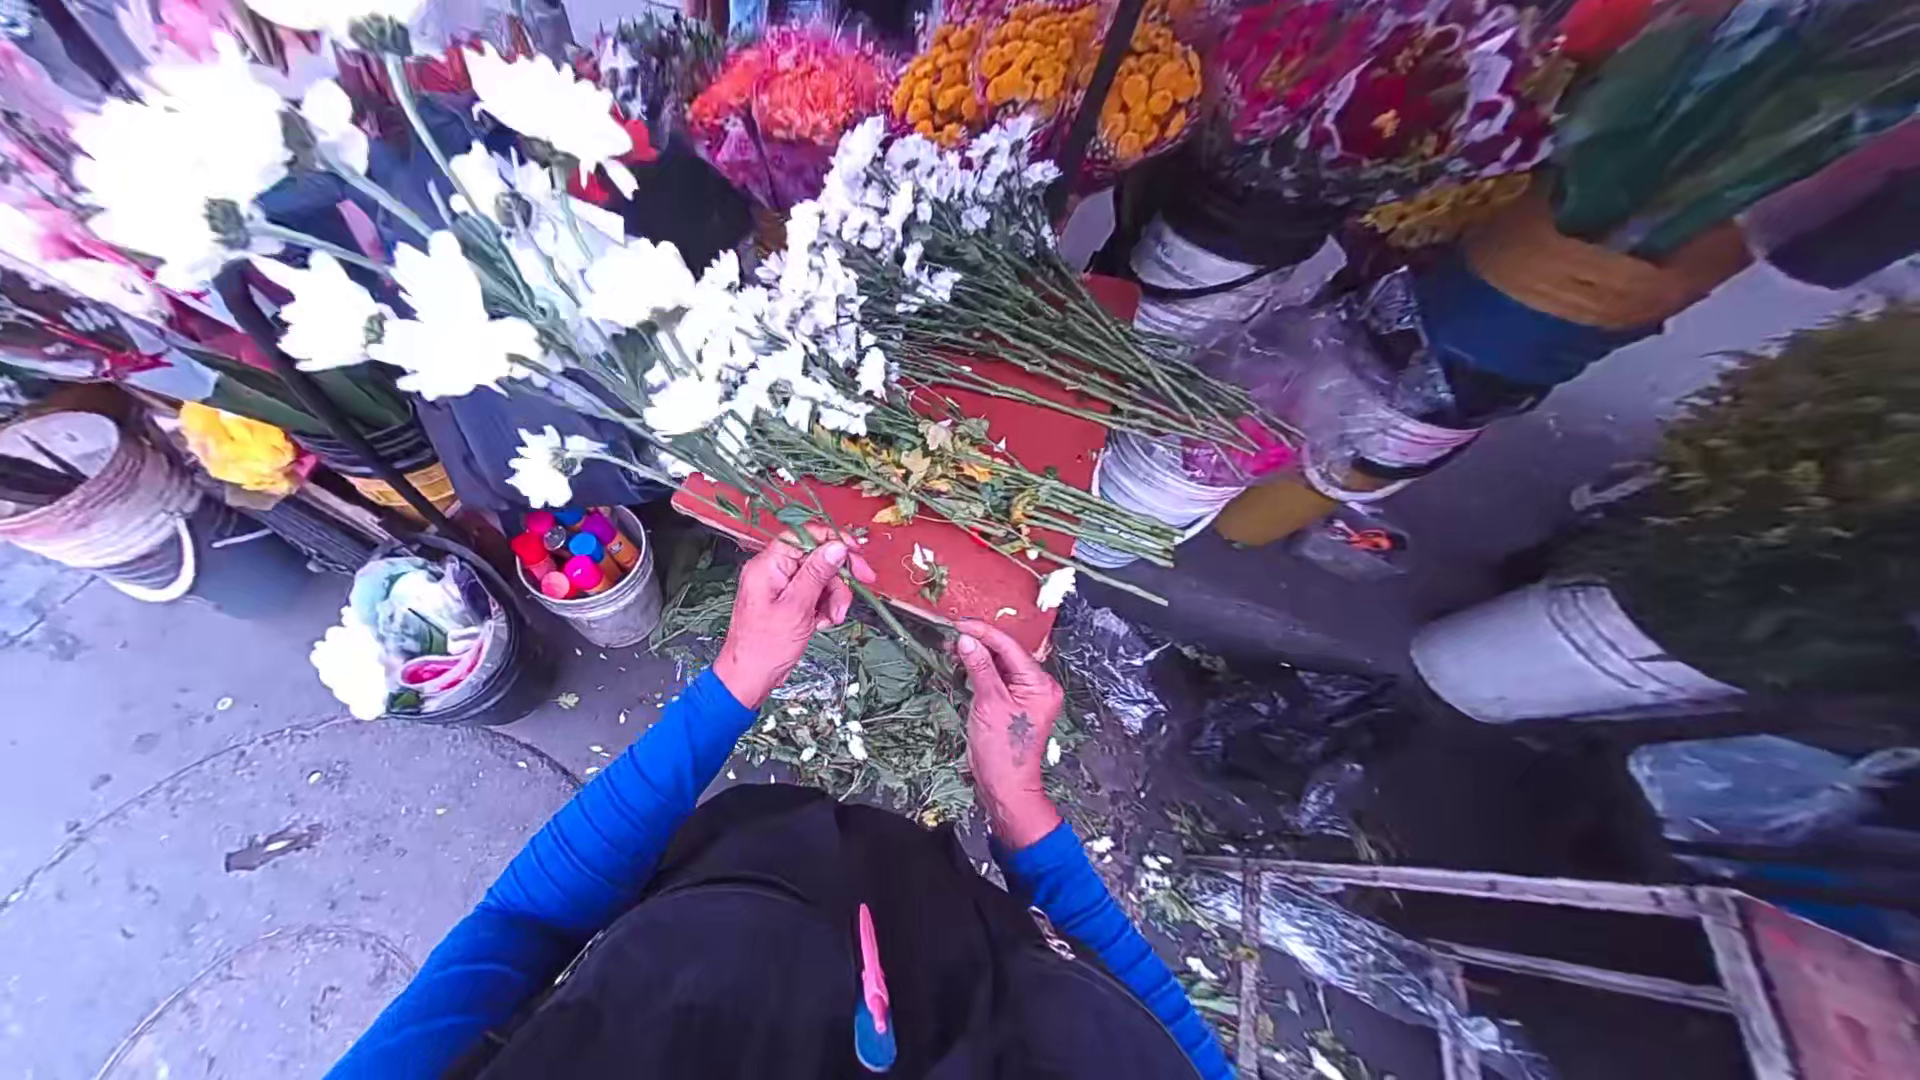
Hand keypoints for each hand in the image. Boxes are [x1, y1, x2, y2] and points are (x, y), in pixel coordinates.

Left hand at [714, 525, 876, 707]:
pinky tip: (823, 622)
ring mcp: (782, 586)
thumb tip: (837, 545)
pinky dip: (825, 606)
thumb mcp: (797, 607)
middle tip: (864, 582)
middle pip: (817, 557)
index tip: (856, 552)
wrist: (749, 679)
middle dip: (839, 575)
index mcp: (769, 565)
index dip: (833, 539)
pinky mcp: (789, 601)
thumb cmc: (766, 646)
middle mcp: (774, 570)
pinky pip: (816, 593)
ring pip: (821, 577)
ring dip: (835, 596)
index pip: (804, 535)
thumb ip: (817, 573)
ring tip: (834, 617)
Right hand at [953, 620, 1064, 848]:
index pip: (1009, 647)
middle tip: (952, 635)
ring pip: (1000, 664)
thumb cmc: (1003, 752)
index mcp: (1040, 683)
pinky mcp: (1014, 703)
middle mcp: (1038, 685)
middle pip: (1006, 653)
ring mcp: (1026, 694)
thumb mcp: (989, 704)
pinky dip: (980, 671)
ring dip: (978, 656)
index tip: (959, 625)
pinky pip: (998, 679)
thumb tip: (967, 640)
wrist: (1006, 788)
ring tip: (953, 648)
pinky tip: (963, 664)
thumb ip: (980, 668)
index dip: (983, 633)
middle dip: (979, 643)